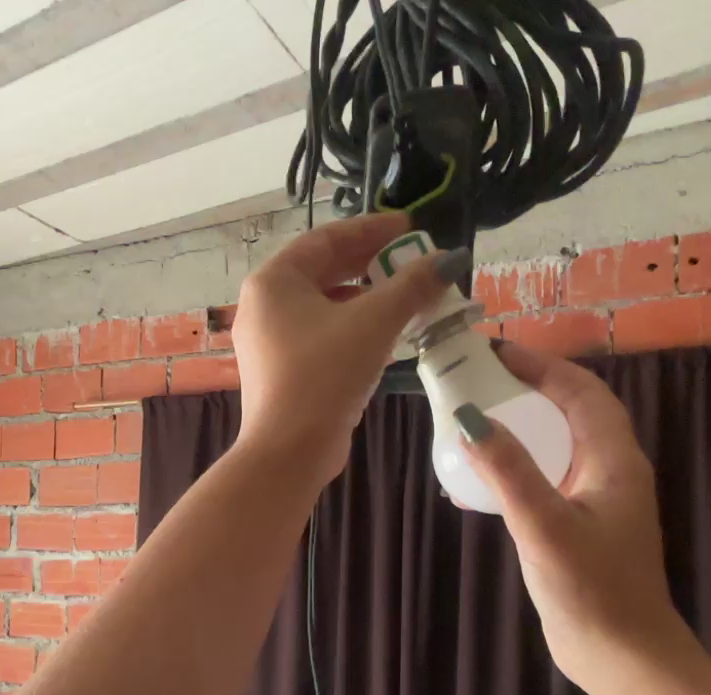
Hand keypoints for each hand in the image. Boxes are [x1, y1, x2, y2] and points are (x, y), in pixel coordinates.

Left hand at [231, 212, 462, 480]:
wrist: (289, 451)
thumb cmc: (324, 375)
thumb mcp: (373, 323)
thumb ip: (411, 286)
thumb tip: (447, 260)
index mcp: (273, 282)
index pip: (325, 239)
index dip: (370, 229)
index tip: (409, 227)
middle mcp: (263, 307)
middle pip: (322, 271)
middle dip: (369, 263)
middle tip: (412, 259)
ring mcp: (268, 342)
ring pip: (323, 306)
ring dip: (365, 298)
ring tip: (406, 296)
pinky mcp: (281, 372)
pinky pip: (320, 335)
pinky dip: (352, 327)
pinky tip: (385, 335)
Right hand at [457, 343, 699, 690]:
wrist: (623, 657)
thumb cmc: (591, 590)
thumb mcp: (544, 526)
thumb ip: (508, 471)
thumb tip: (470, 419)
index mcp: (614, 461)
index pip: (581, 392)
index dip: (541, 366)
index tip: (494, 353)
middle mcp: (609, 472)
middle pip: (569, 412)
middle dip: (525, 390)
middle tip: (475, 383)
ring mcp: (595, 502)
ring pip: (555, 446)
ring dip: (518, 428)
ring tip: (471, 422)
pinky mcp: (578, 528)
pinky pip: (544, 480)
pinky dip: (514, 468)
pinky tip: (478, 483)